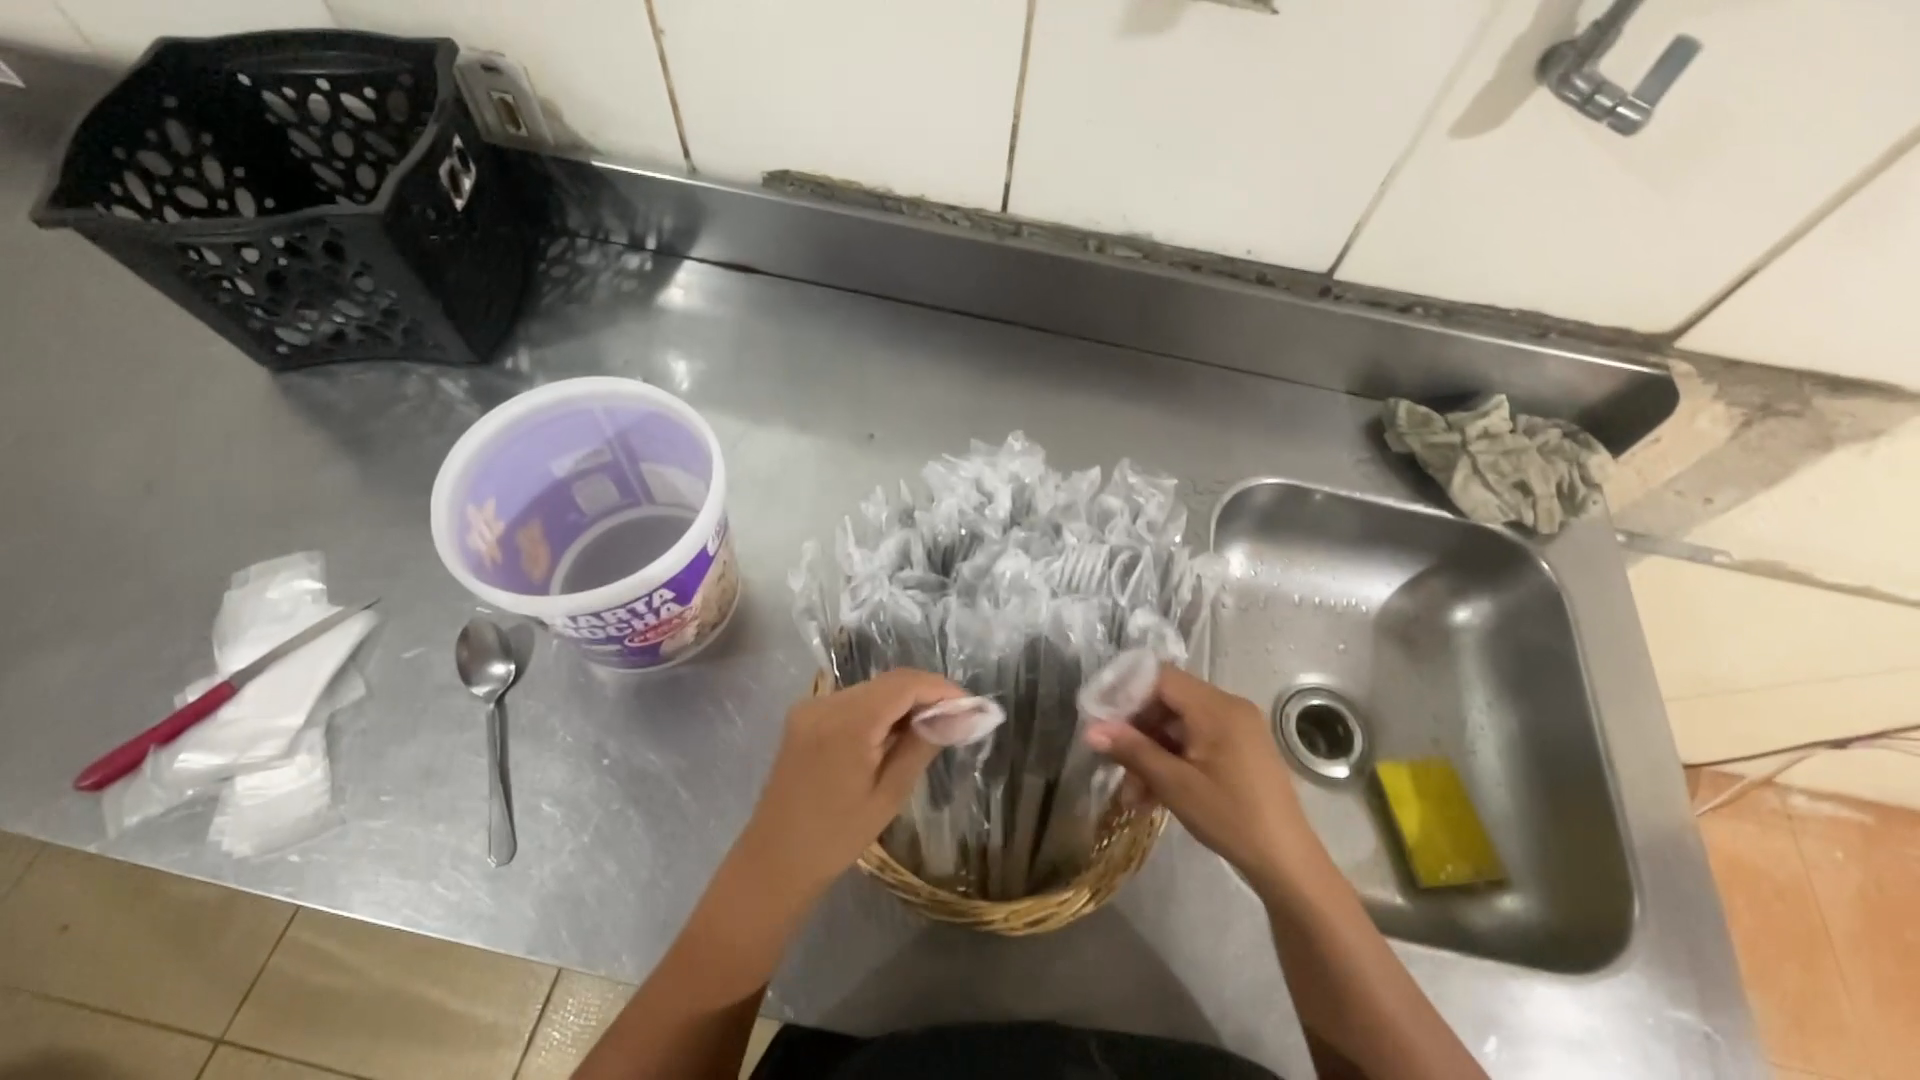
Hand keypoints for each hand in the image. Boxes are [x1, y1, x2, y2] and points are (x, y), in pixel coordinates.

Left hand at [736, 669, 961, 891]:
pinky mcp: (803, 718)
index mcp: (846, 722)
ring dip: (903, 703)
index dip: (942, 689)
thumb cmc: (836, 837)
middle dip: (926, 695)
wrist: (774, 859)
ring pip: (871, 690)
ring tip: (931, 732)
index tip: (973, 708)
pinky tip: (894, 736)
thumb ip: (924, 744)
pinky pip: (852, 702)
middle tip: (959, 721)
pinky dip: (878, 711)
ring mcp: (810, 708)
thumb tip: (964, 715)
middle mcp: (825, 703)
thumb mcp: (890, 793)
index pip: (904, 684)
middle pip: (887, 682)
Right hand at [1085, 666, 1315, 891]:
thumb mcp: (1174, 785)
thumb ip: (1132, 751)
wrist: (1286, 859)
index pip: (1160, 677)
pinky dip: (1173, 761)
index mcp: (1216, 707)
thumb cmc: (1230, 817)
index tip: (1099, 718)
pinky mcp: (1241, 748)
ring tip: (1132, 797)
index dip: (1125, 692)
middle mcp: (1229, 707)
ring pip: (1179, 726)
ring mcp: (1238, 728)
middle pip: (1167, 701)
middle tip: (1113, 764)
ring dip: (1151, 754)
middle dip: (1137, 732)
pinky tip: (1154, 796)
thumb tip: (1091, 730)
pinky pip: (1197, 741)